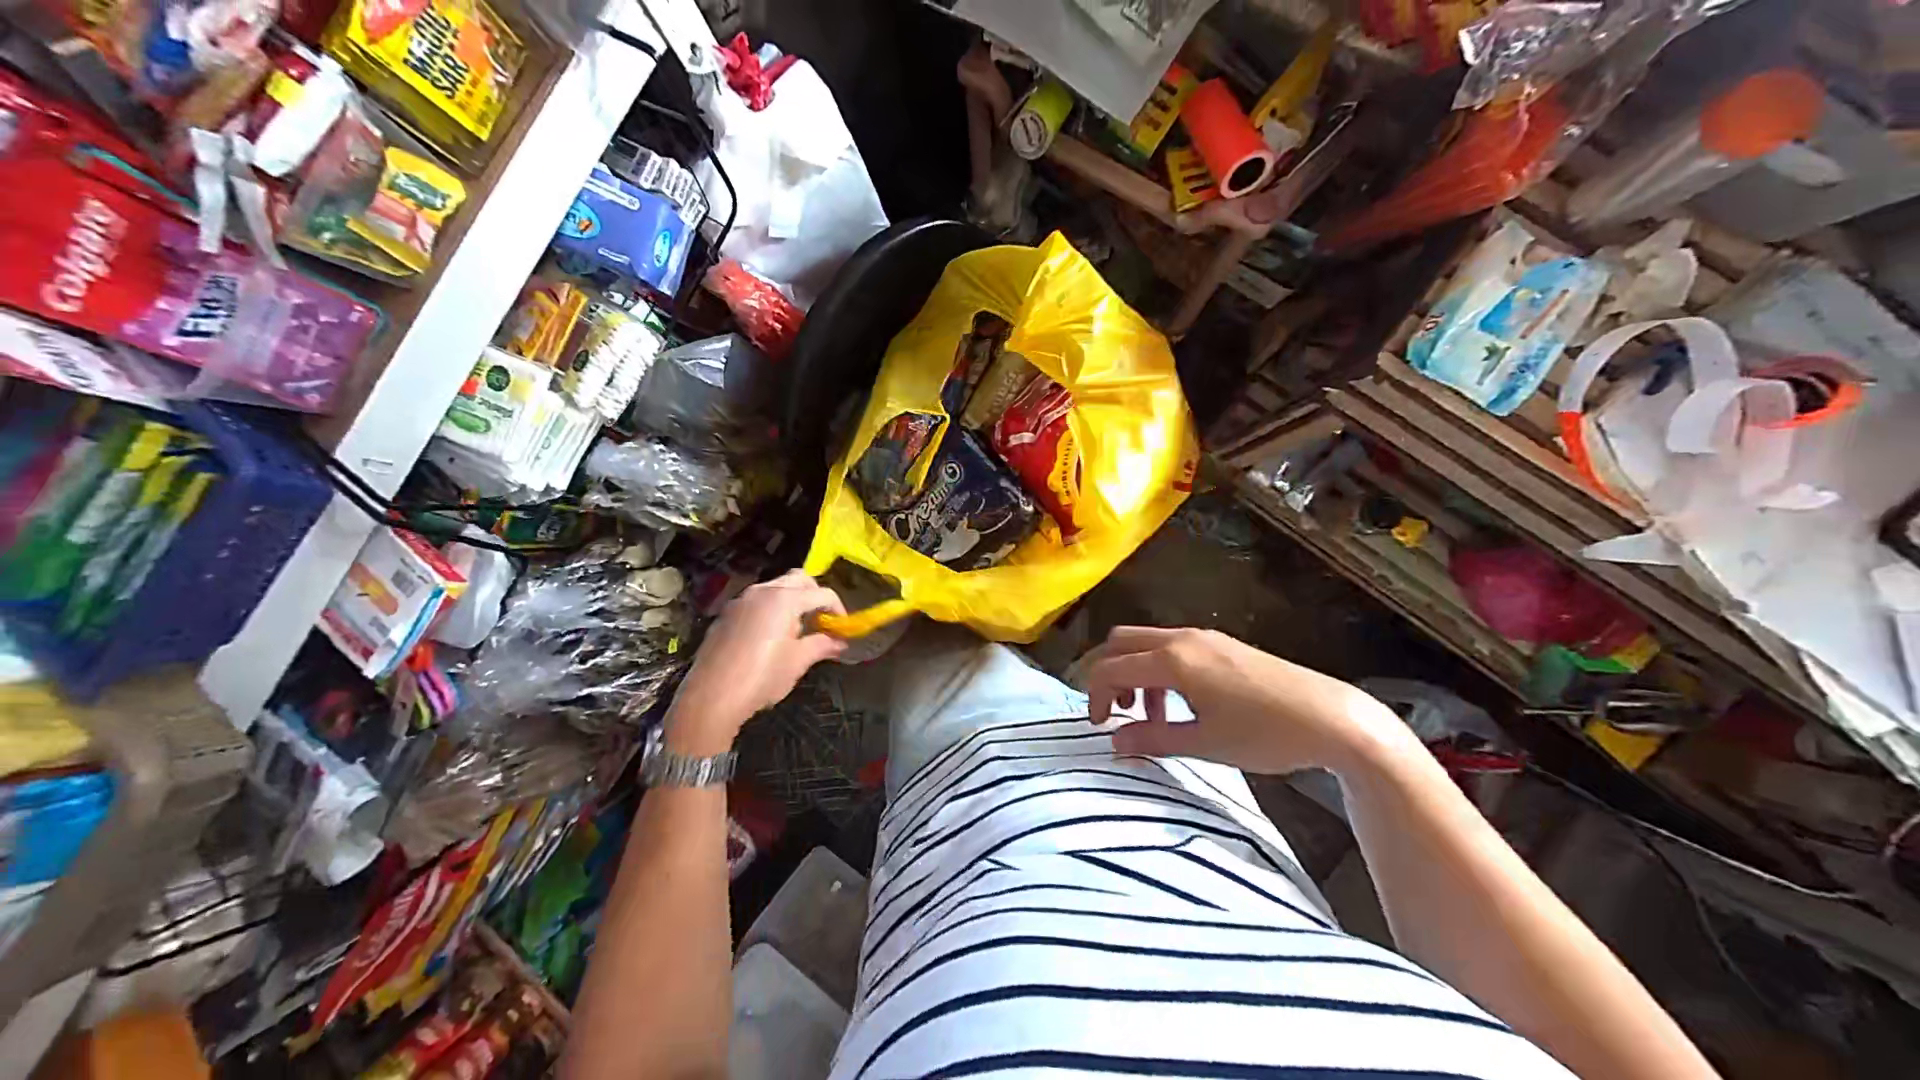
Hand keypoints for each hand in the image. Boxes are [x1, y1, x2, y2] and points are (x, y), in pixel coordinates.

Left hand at [664, 570, 846, 753]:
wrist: (711, 697)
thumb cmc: (762, 677)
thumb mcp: (798, 662)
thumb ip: (822, 645)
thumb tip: (840, 643)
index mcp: (784, 599)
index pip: (822, 593)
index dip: (837, 609)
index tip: (842, 628)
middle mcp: (763, 591)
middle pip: (798, 579)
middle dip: (814, 595)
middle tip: (821, 620)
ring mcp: (741, 600)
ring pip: (775, 587)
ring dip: (792, 600)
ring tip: (798, 629)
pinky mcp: (727, 614)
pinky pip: (757, 601)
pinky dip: (771, 609)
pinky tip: (772, 635)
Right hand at [1082, 626, 1419, 776]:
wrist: (1332, 718)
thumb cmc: (1264, 734)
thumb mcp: (1204, 743)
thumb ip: (1153, 738)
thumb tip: (1115, 742)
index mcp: (1172, 660)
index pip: (1111, 668)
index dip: (1094, 696)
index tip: (1099, 726)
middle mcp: (1183, 639)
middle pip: (1121, 642)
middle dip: (1107, 674)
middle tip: (1114, 712)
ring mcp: (1205, 638)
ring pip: (1147, 643)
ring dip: (1134, 672)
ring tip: (1148, 713)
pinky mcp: (1222, 644)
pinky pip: (1172, 647)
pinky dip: (1158, 669)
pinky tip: (1179, 702)